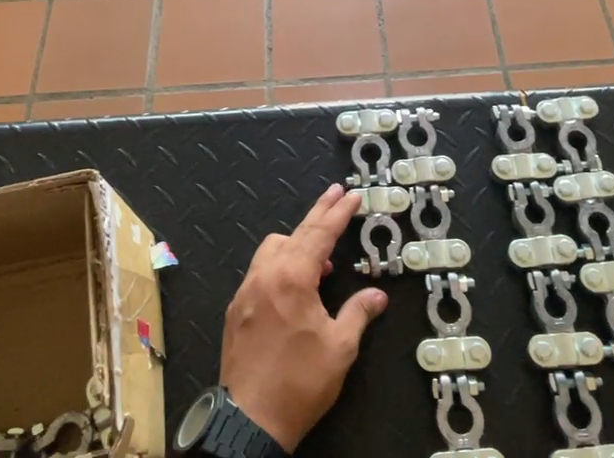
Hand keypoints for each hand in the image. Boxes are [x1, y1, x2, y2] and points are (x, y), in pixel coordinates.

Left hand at [220, 183, 388, 451]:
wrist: (250, 419)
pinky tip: (294, 286)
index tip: (350, 194)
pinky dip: (279, 265)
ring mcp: (246, 291)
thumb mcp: (340, 348)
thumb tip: (377, 295)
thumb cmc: (300, 382)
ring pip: (271, 249)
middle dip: (318, 214)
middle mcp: (265, 275)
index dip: (337, 213)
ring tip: (321, 258)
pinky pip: (260, 272)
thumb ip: (358, 313)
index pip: (319, 235)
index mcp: (292, 278)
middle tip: (336, 195)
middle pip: (295, 233)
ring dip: (296, 243)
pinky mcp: (236, 310)